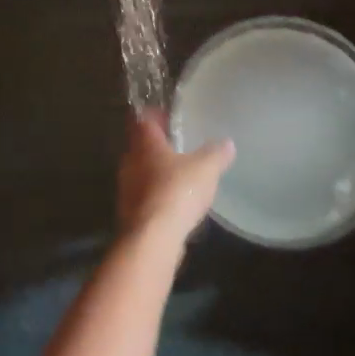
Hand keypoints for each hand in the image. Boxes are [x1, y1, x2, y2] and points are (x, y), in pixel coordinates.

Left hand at [117, 109, 234, 247]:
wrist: (152, 239)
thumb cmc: (177, 191)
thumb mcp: (206, 168)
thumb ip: (216, 154)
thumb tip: (227, 143)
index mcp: (145, 144)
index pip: (143, 120)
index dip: (155, 116)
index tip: (167, 116)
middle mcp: (130, 163)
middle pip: (140, 147)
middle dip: (157, 146)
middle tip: (177, 146)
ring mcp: (127, 191)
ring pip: (141, 174)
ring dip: (156, 173)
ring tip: (179, 176)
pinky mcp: (130, 215)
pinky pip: (145, 199)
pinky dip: (158, 198)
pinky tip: (175, 205)